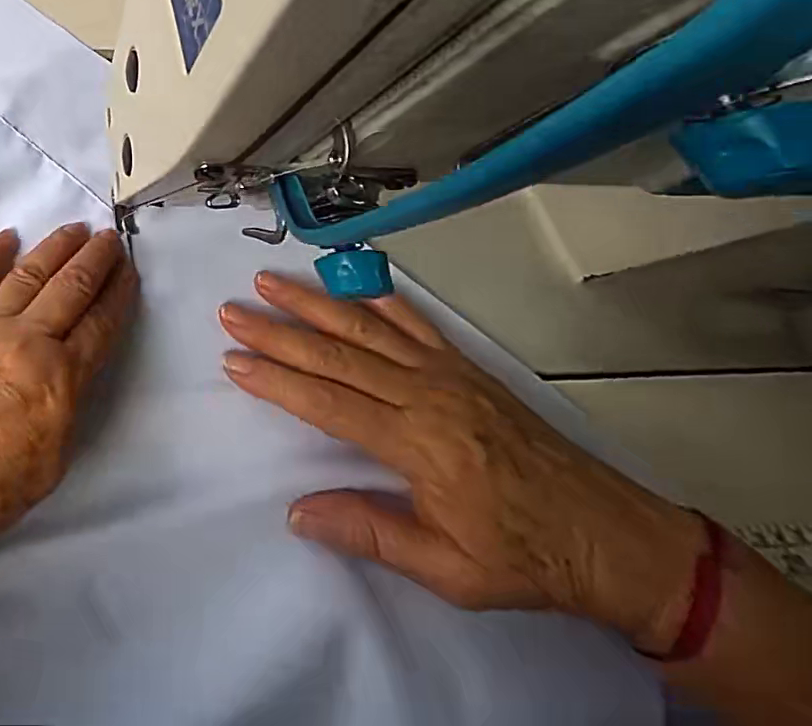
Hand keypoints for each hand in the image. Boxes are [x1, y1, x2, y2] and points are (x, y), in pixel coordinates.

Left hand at [0, 223, 138, 588]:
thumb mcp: (56, 459)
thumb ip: (69, 403)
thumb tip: (71, 368)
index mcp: (61, 381)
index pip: (100, 325)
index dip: (118, 294)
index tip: (130, 270)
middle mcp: (27, 342)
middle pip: (70, 289)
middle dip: (94, 259)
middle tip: (109, 238)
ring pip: (27, 274)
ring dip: (54, 248)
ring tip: (74, 229)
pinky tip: (7, 236)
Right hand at [219, 272, 704, 653]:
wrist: (621, 542)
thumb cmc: (526, 557)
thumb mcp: (450, 571)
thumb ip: (371, 535)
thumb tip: (297, 514)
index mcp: (420, 446)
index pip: (327, 403)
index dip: (275, 381)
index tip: (233, 362)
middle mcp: (428, 399)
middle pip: (336, 356)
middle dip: (276, 333)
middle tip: (231, 313)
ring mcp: (449, 377)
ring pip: (366, 330)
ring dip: (311, 303)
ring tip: (267, 282)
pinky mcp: (467, 370)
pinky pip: (415, 324)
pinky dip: (377, 300)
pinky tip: (347, 282)